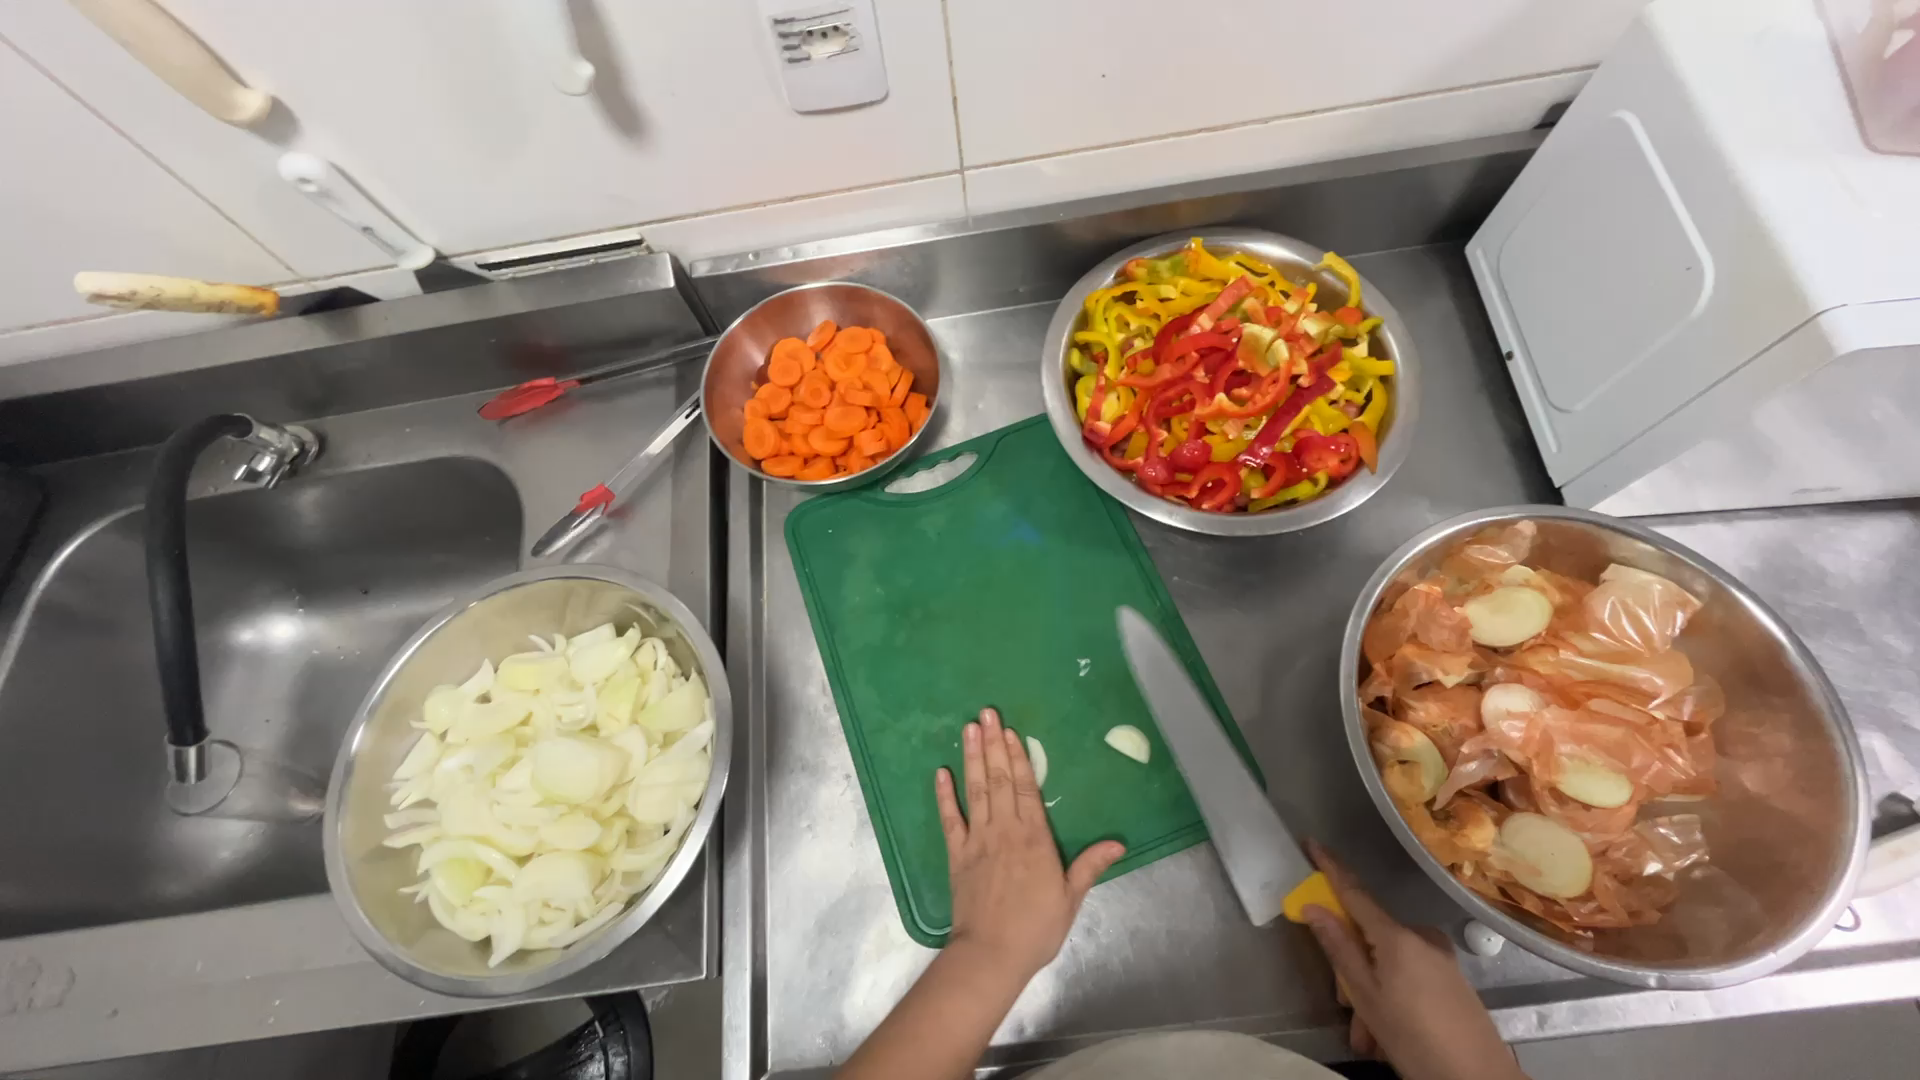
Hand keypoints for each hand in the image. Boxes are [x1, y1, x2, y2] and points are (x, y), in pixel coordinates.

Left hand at [935, 707, 1125, 982]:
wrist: (991, 954)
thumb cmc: (1035, 927)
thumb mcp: (1070, 897)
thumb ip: (1089, 865)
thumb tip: (1117, 842)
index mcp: (1034, 837)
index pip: (1025, 787)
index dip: (1017, 756)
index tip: (1010, 730)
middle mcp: (1004, 829)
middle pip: (997, 778)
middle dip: (993, 743)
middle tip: (986, 713)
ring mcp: (977, 839)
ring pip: (975, 789)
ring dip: (971, 757)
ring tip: (968, 729)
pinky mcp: (956, 853)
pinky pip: (949, 818)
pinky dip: (944, 795)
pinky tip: (941, 772)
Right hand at [1301, 842, 1527, 1079]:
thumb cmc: (1416, 1037)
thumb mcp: (1366, 996)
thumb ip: (1338, 947)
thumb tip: (1313, 907)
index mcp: (1396, 936)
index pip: (1354, 892)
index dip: (1330, 867)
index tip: (1312, 842)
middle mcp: (1420, 938)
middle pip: (1369, 938)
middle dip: (1352, 969)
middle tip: (1346, 1008)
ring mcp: (1440, 959)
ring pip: (1388, 964)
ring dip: (1371, 994)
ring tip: (1368, 1036)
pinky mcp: (1453, 980)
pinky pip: (1409, 978)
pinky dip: (1393, 999)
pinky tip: (1389, 1035)